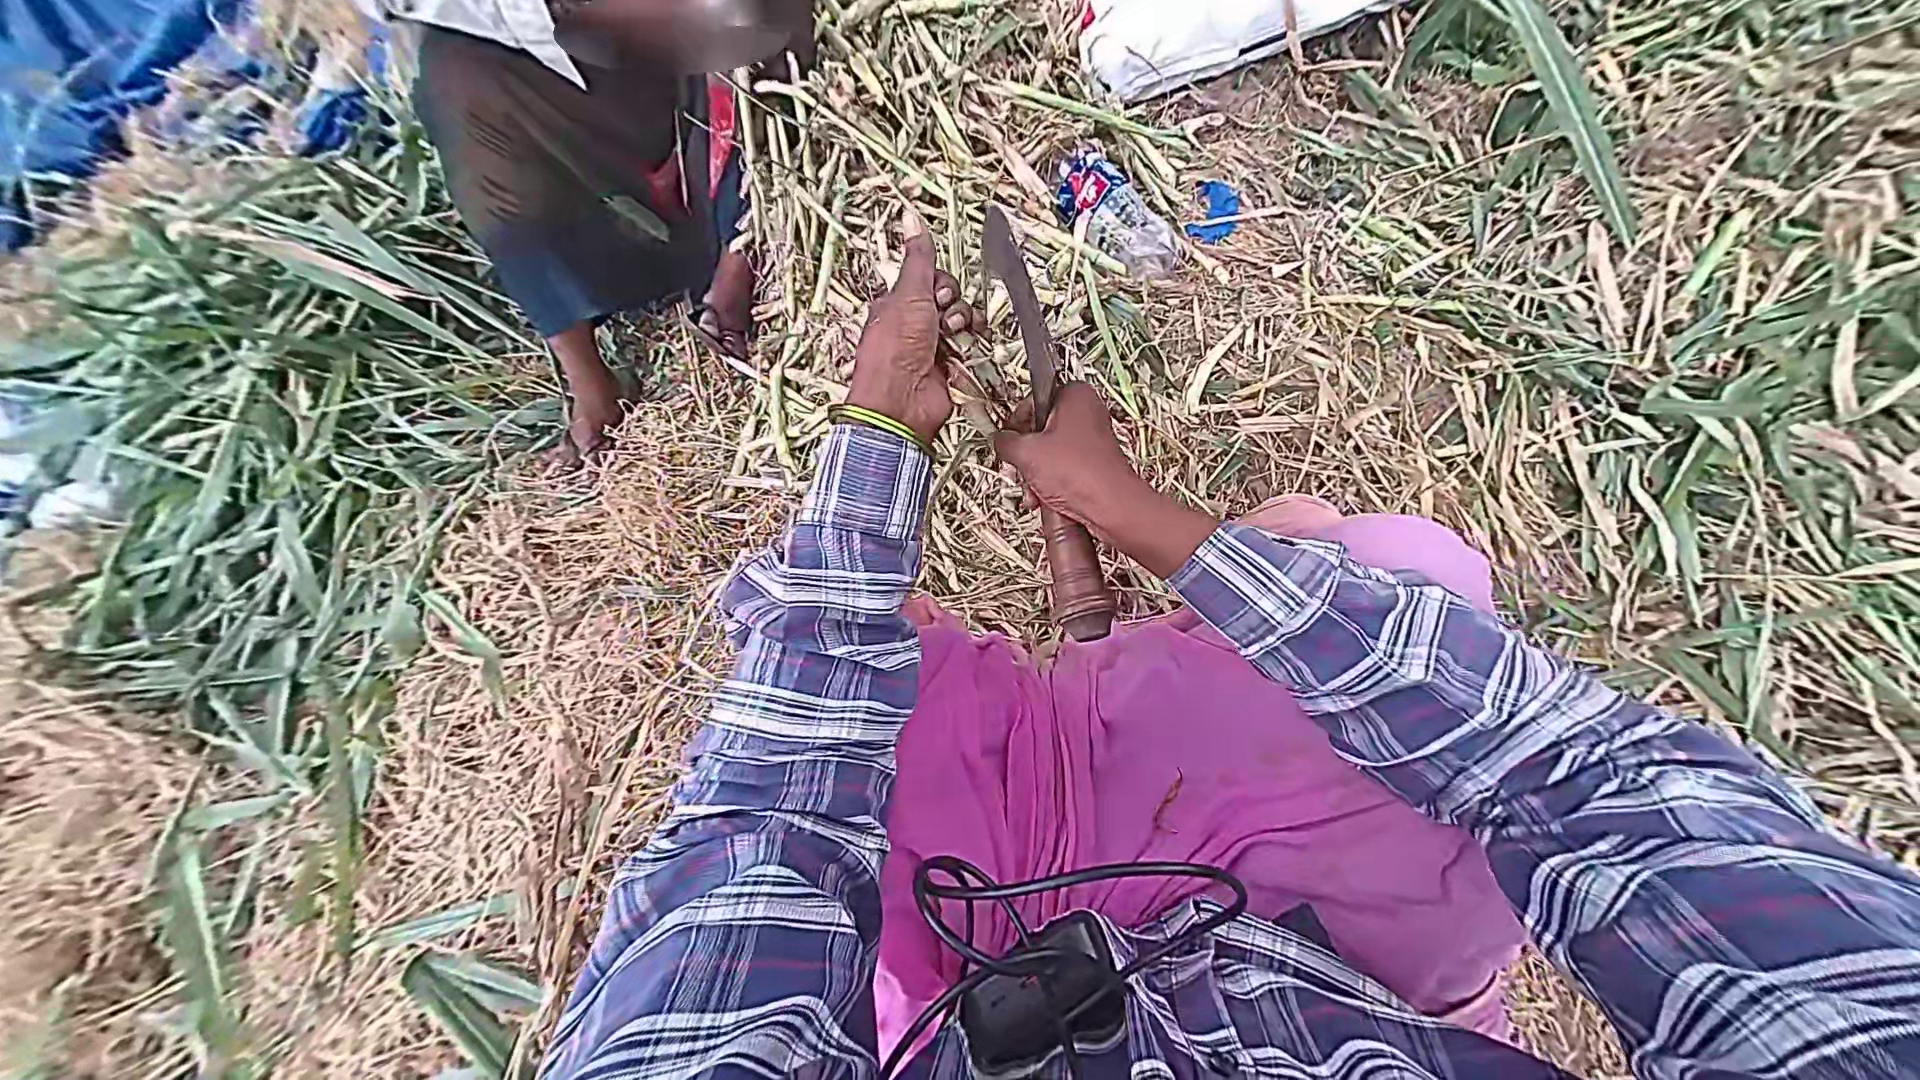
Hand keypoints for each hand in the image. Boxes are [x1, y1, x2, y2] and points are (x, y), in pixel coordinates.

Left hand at [846, 210, 986, 446]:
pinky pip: (971, 345)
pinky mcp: (950, 367)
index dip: (939, 283)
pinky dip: (973, 342)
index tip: (936, 293)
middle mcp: (915, 325)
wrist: (901, 401)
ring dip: (964, 321)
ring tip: (953, 333)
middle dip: (952, 303)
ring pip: (963, 320)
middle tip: (943, 317)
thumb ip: (918, 260)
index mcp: (898, 305)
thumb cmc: (894, 350)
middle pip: (950, 298)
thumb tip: (912, 221)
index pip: (930, 280)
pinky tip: (968, 344)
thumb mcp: (908, 294)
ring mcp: (933, 348)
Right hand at [995, 382, 1217, 578]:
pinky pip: (1061, 467)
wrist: (1109, 507)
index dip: (1015, 423)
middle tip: (1019, 465)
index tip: (1008, 438)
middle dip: (1025, 453)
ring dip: (1033, 472)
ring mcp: (1092, 438)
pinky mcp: (1093, 463)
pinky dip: (1048, 482)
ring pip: (1048, 451)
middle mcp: (1087, 412)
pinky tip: (1043, 497)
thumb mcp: (1026, 453)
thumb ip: (1004, 441)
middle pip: (1039, 428)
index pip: (1032, 400)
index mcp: (1074, 394)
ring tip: (1033, 487)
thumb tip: (999, 439)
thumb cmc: (1080, 473)